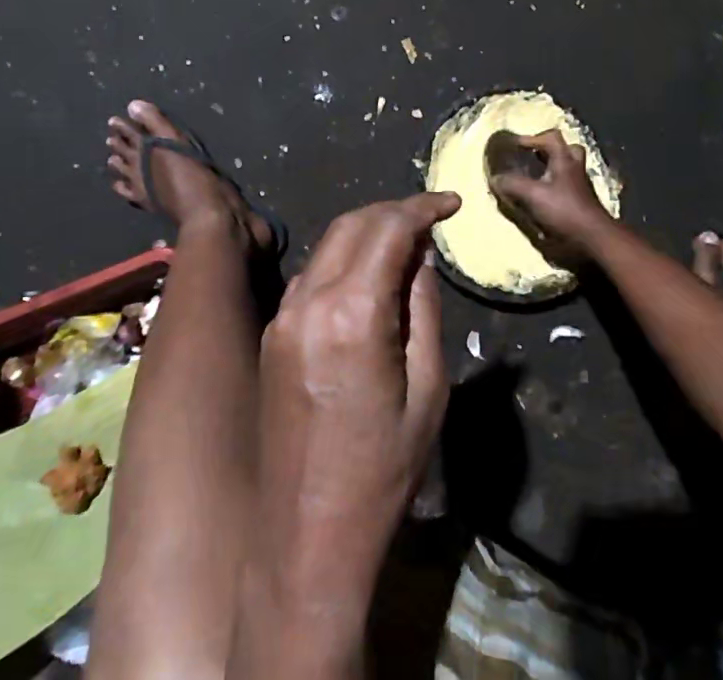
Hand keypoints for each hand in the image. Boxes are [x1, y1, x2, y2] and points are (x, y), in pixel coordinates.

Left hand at [251, 192, 458, 609]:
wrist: (307, 520)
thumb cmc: (383, 467)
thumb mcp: (426, 390)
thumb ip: (422, 310)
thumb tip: (420, 256)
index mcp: (350, 313)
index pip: (385, 230)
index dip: (420, 207)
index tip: (451, 202)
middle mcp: (305, 302)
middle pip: (349, 227)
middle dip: (391, 212)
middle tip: (430, 219)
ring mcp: (281, 316)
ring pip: (325, 250)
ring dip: (364, 235)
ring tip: (406, 246)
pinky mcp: (271, 334)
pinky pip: (308, 280)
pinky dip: (340, 264)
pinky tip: (367, 280)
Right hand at [488, 129, 612, 250]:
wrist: (594, 238)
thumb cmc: (564, 210)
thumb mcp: (532, 195)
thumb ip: (511, 184)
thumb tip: (495, 178)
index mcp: (565, 161)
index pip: (551, 137)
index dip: (531, 138)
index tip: (513, 146)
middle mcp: (574, 169)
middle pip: (564, 150)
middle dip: (545, 151)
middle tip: (529, 158)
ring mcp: (578, 186)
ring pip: (564, 168)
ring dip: (547, 169)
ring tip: (528, 177)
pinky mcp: (578, 201)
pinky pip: (562, 186)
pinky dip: (549, 186)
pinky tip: (536, 197)